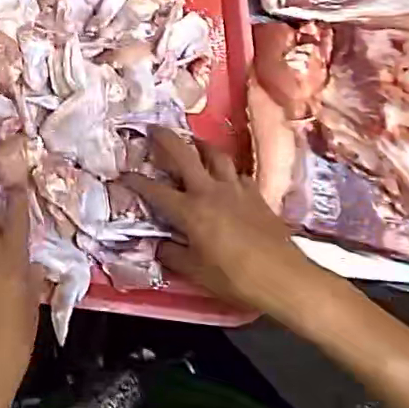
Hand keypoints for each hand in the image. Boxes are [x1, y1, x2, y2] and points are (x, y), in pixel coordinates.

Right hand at [127, 130, 341, 323]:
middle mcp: (209, 191)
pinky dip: (227, 170)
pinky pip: (238, 173)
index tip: (123, 175)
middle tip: (154, 129)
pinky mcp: (256, 195)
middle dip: (166, 138)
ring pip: (215, 155)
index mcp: (189, 210)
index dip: (136, 181)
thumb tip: (159, 244)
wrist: (285, 278)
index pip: (155, 190)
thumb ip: (172, 254)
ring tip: (192, 143)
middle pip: (184, 154)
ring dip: (200, 146)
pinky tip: (225, 177)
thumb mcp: (195, 272)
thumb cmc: (235, 277)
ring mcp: (236, 189)